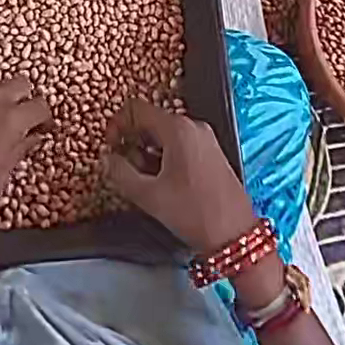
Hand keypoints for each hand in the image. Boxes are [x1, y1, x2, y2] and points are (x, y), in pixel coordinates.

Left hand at [0, 78, 49, 231]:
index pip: (39, 105)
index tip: (43, 128)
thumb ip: (20, 149)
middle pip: (20, 83)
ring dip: (3, 101)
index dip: (44, 117)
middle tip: (24, 121)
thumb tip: (33, 137)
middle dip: (26, 99)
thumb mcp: (0, 176)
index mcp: (10, 120)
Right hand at [105, 97, 255, 256]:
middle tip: (129, 171)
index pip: (136, 109)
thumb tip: (107, 159)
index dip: (116, 125)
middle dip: (133, 143)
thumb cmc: (195, 213)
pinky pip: (180, 144)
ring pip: (164, 135)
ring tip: (148, 182)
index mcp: (177, 129)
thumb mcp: (148, 196)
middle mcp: (193, 126)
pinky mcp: (211, 152)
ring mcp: (205, 138)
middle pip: (150, 122)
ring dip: (148, 153)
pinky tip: (164, 183)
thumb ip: (120, 173)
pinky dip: (165, 157)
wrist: (236, 235)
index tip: (111, 147)